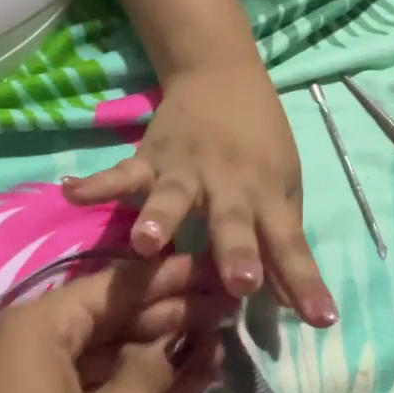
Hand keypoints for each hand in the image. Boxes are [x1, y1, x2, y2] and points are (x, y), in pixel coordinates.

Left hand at [0, 255, 234, 392]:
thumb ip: (147, 373)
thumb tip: (175, 341)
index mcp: (38, 325)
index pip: (116, 285)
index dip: (170, 278)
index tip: (216, 270)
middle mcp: (24, 339)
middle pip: (107, 316)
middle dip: (168, 319)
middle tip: (226, 313)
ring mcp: (20, 379)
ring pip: (98, 353)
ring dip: (153, 356)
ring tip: (216, 353)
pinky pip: (81, 384)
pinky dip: (123, 386)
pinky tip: (176, 387)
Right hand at [64, 64, 337, 325]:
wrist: (221, 74)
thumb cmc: (260, 141)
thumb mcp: (283, 187)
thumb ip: (282, 243)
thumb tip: (286, 303)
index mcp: (265, 196)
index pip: (290, 243)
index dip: (305, 280)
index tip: (322, 318)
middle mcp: (228, 185)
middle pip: (232, 221)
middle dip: (236, 251)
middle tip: (241, 283)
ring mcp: (185, 169)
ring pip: (173, 196)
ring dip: (160, 218)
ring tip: (144, 243)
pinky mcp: (149, 155)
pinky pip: (121, 172)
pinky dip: (97, 183)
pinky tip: (71, 194)